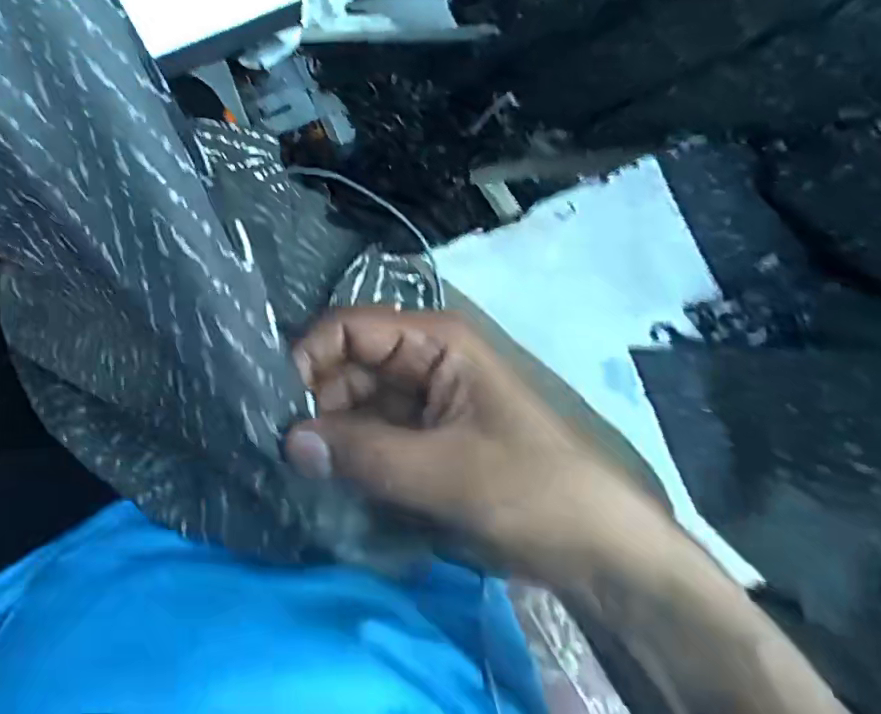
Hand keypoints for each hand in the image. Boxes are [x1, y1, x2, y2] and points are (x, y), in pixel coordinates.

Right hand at [284, 307, 675, 585]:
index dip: (309, 355)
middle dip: (315, 402)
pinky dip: (349, 455)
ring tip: (299, 470)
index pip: (350, 327)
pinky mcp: (424, 438)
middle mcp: (422, 360)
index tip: (278, 404)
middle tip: (282, 449)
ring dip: (328, 433)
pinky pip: (371, 435)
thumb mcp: (446, 472)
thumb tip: (287, 441)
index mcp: (434, 341)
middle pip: (347, 365)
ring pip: (354, 403)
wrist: (603, 553)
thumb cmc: (532, 490)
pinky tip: (328, 481)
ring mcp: (423, 400)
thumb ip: (363, 454)